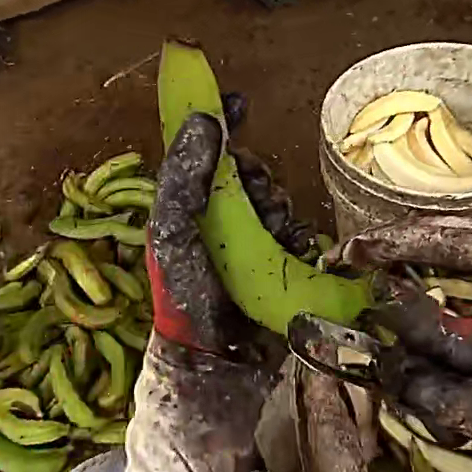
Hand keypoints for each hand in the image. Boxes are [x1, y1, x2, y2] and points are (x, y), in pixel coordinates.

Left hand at [141, 103, 309, 471]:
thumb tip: (203, 121)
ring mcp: (249, 246)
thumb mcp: (173, 234)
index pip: (203, 153)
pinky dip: (297, 240)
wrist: (216, 371)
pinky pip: (298, 235)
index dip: (220, 123)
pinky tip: (290, 258)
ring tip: (270, 241)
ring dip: (278, 213)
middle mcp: (216, 222)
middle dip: (254, 180)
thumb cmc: (185, 300)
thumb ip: (183, 178)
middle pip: (248, 175)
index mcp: (185, 210)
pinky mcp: (279, 269)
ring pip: (277, 203)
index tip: (238, 101)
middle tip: (252, 199)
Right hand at [377, 289, 471, 471]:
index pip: (425, 319)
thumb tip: (404, 378)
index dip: (385, 313)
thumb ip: (463, 408)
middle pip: (425, 341)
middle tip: (431, 422)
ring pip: (439, 353)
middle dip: (413, 376)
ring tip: (465, 431)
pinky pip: (459, 361)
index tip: (351, 311)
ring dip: (434, 386)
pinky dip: (453, 385)